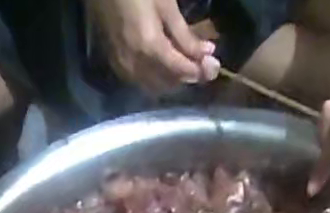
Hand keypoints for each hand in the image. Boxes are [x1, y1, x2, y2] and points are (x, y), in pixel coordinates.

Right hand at [87, 0, 219, 95]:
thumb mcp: (166, 5)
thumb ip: (184, 34)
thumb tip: (206, 53)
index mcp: (150, 47)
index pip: (179, 70)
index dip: (198, 71)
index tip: (213, 68)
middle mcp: (135, 65)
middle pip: (166, 84)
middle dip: (186, 78)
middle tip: (203, 66)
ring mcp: (123, 68)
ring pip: (152, 87)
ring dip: (171, 82)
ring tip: (186, 67)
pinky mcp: (116, 66)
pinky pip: (139, 82)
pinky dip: (155, 80)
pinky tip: (163, 69)